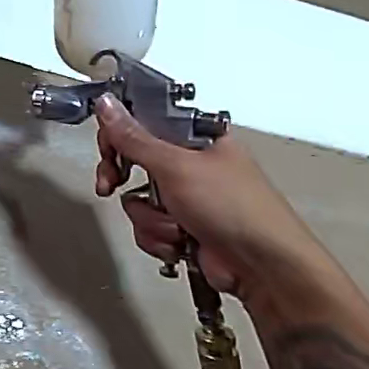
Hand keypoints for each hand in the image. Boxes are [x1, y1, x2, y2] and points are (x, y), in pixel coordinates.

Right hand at [92, 94, 330, 297]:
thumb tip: (106, 102)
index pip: (143, 122)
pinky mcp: (181, 227)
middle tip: (111, 184)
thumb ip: (134, 137)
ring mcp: (185, 197)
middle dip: (122, 179)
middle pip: (133, 161)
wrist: (261, 267)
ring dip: (150, 218)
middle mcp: (190, 163)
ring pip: (136, 199)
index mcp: (197, 137)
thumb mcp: (176, 165)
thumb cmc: (232, 207)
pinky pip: (147, 226)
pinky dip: (158, 237)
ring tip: (176, 226)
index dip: (119, 135)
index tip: (106, 149)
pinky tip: (180, 242)